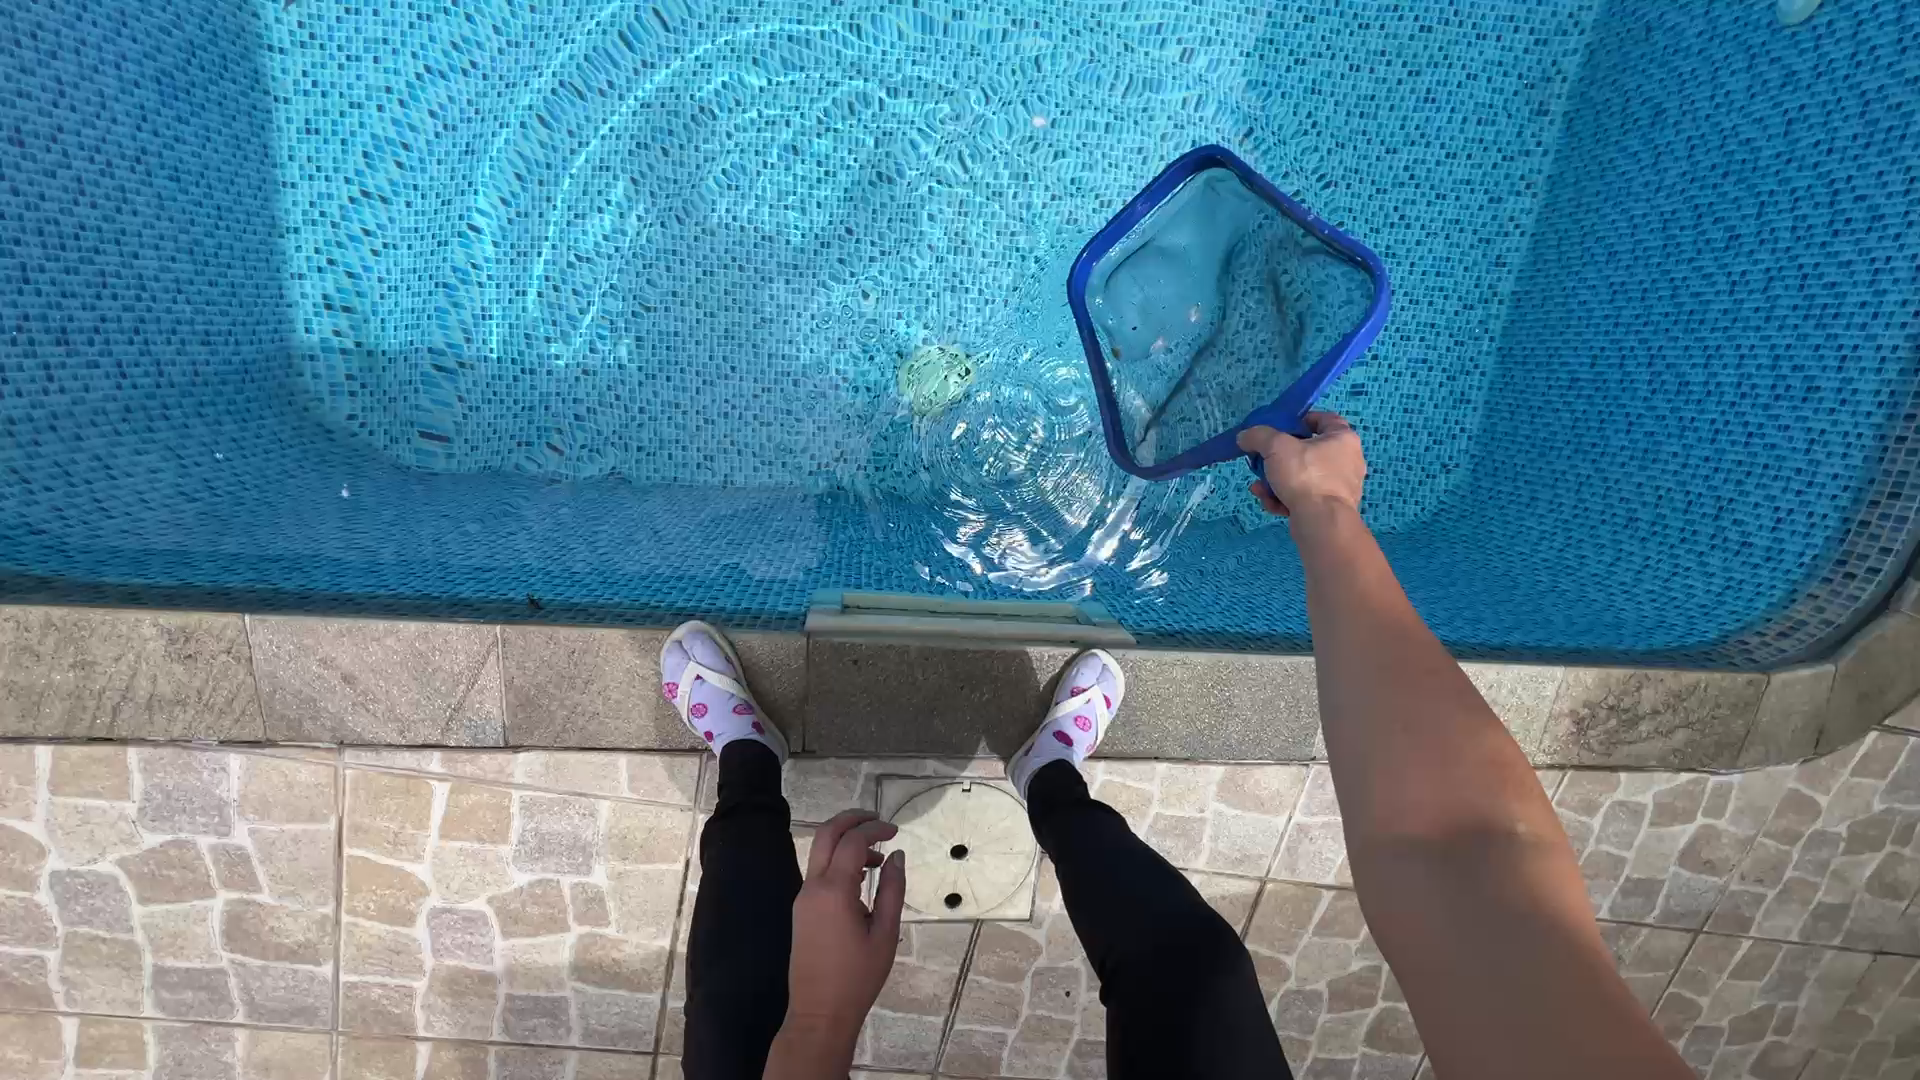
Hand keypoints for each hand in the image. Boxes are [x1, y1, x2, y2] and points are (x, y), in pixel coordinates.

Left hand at [766, 810, 905, 1077]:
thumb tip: (898, 855)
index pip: (852, 841)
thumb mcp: (885, 934)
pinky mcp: (802, 908)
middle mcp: (813, 887)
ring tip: (878, 857)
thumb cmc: (857, 978)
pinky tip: (862, 877)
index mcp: (834, 891)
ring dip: (846, 841)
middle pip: (827, 833)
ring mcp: (803, 897)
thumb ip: (893, 890)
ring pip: (820, 850)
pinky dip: (839, 860)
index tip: (896, 832)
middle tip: (879, 821)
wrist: (819, 1015)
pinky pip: (819, 870)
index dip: (875, 829)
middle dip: (852, 819)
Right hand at [1237, 410, 1366, 519]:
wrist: (1321, 521)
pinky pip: (1305, 496)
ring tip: (1261, 489)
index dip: (1302, 419)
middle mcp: (1348, 460)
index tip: (1281, 428)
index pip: (1325, 419)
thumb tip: (1244, 436)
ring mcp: (1341, 486)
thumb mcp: (1276, 446)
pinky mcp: (1331, 507)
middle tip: (1263, 462)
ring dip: (1277, 482)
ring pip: (1302, 477)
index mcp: (1343, 438)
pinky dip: (1286, 498)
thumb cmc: (1305, 475)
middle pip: (1307, 451)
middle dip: (1279, 458)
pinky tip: (1271, 504)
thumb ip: (1258, 436)